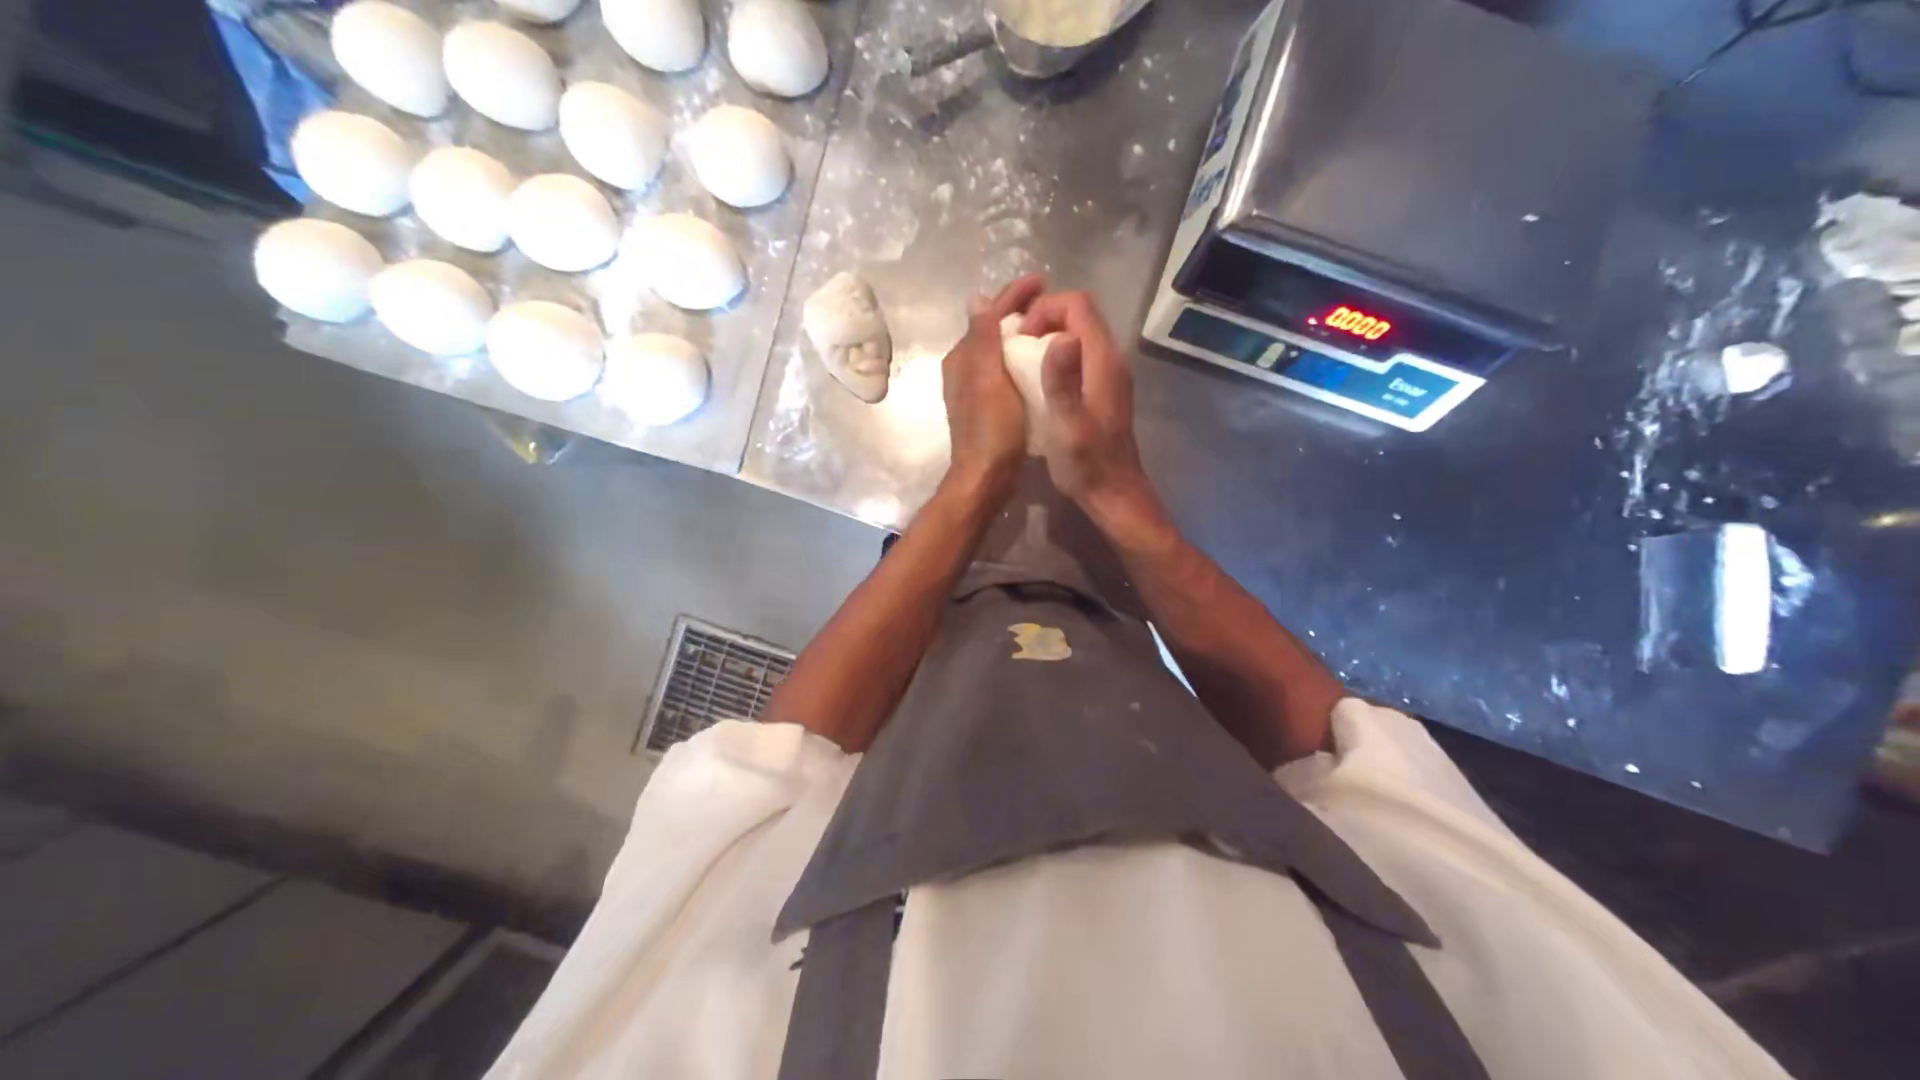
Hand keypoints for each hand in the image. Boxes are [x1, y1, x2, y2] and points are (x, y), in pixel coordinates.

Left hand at [940, 273, 1045, 505]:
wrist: (986, 477)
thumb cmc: (992, 429)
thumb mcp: (989, 379)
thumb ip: (983, 338)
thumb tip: (976, 297)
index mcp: (963, 358)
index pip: (988, 314)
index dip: (1014, 295)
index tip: (1043, 279)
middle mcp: (964, 369)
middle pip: (992, 329)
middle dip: (1018, 310)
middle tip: (1051, 298)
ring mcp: (975, 389)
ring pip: (999, 349)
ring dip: (1021, 333)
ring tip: (1050, 323)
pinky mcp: (988, 406)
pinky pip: (1005, 369)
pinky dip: (1021, 358)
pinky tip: (1041, 360)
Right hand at [1020, 290, 1168, 543]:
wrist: (1112, 494)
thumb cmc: (1087, 464)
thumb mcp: (1068, 426)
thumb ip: (1063, 381)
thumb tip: (1062, 337)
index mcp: (1103, 361)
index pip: (1077, 305)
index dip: (1045, 311)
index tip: (1021, 339)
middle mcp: (1110, 359)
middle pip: (1078, 314)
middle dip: (1043, 320)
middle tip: (1016, 349)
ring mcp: (1107, 374)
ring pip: (1077, 334)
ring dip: (1047, 338)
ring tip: (1021, 363)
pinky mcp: (1101, 389)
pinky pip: (1077, 355)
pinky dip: (1054, 356)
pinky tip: (1036, 382)